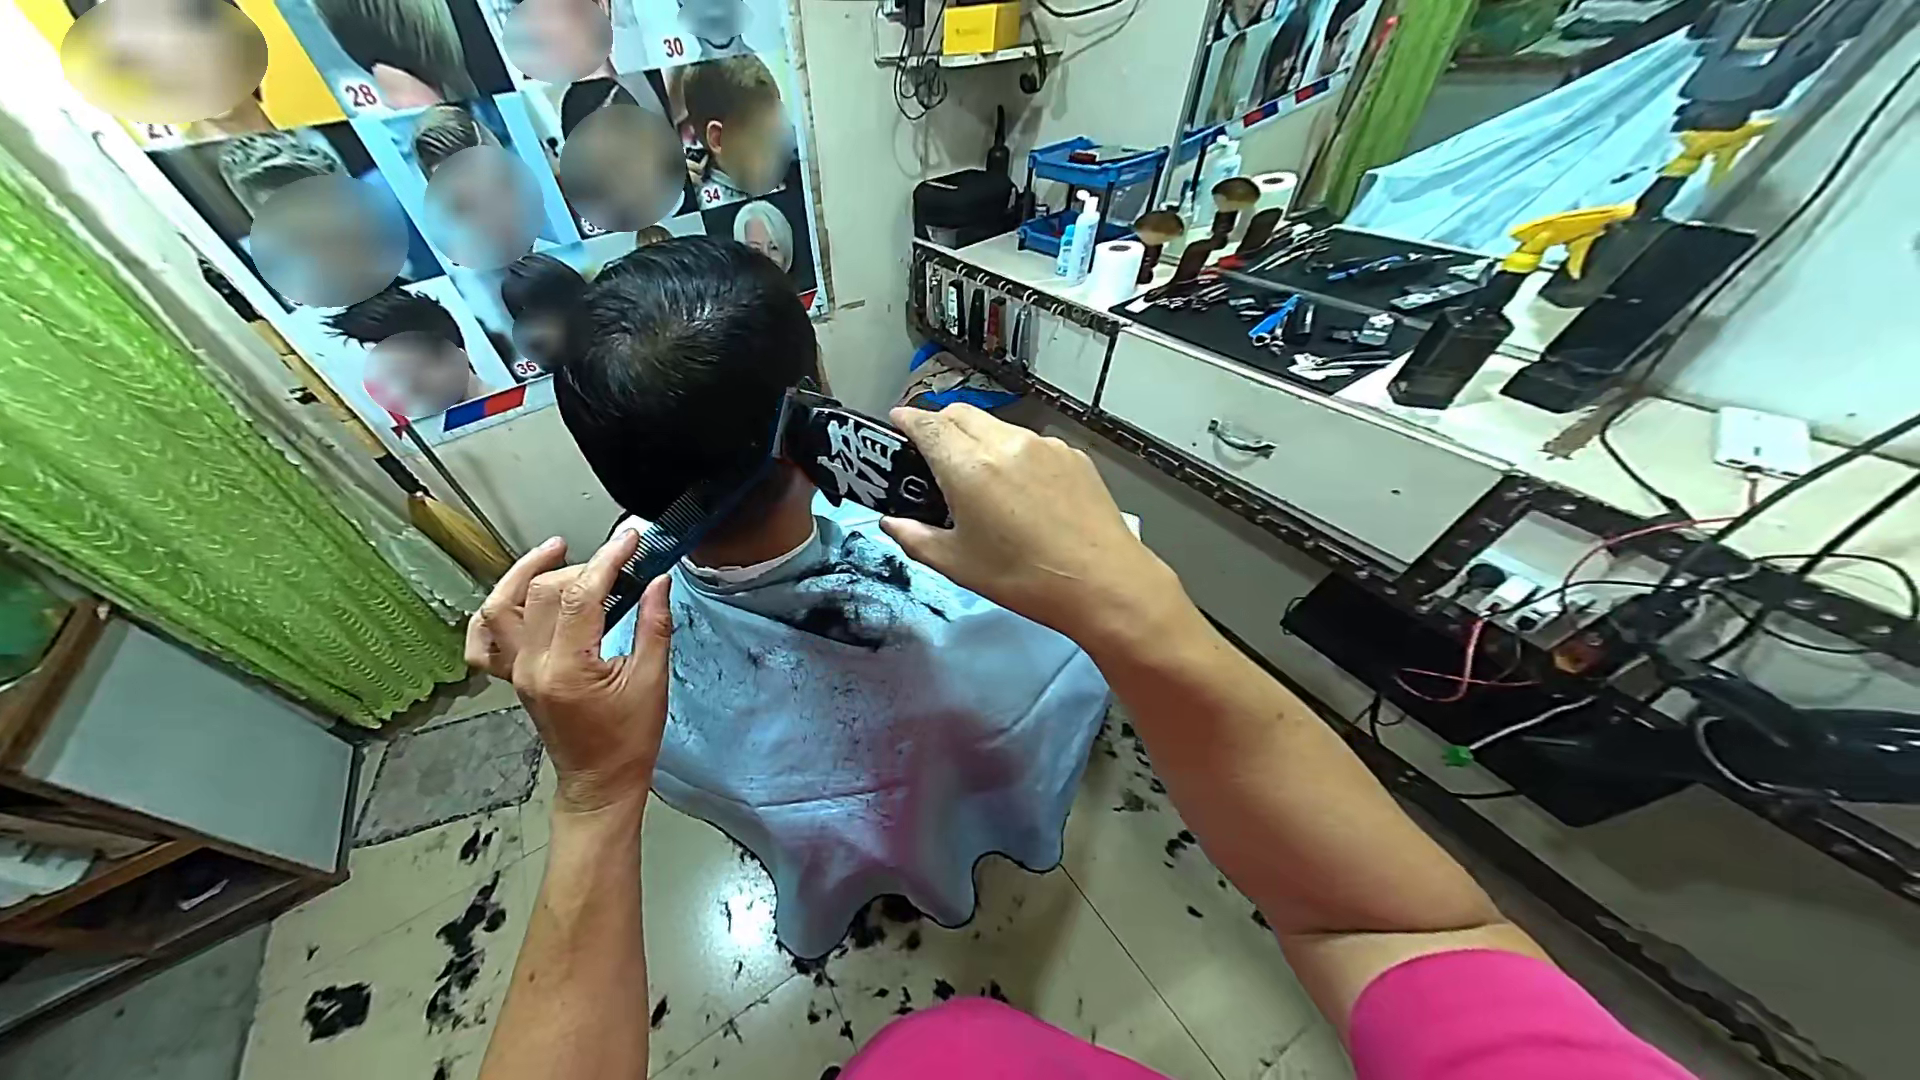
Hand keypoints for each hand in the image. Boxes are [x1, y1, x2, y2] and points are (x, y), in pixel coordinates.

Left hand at [499, 530, 675, 814]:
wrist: (601, 780)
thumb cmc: (630, 738)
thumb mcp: (653, 679)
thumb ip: (654, 624)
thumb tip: (658, 581)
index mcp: (568, 668)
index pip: (579, 595)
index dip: (607, 559)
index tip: (630, 539)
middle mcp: (531, 666)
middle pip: (541, 593)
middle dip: (583, 567)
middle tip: (619, 561)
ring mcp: (514, 671)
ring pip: (501, 606)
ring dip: (528, 572)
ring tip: (557, 551)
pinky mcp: (511, 677)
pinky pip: (485, 638)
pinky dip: (496, 609)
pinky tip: (516, 594)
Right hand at [880, 404, 1188, 647]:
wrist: (1103, 583)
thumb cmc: (1025, 578)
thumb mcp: (958, 564)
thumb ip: (915, 538)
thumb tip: (891, 524)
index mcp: (970, 467)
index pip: (928, 424)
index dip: (907, 419)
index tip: (898, 423)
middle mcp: (1006, 444)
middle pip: (961, 414)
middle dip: (940, 424)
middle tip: (933, 453)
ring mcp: (1044, 446)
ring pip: (998, 426)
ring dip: (978, 439)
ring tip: (980, 477)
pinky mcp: (1073, 456)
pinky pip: (1031, 443)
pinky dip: (1014, 454)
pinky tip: (1022, 490)